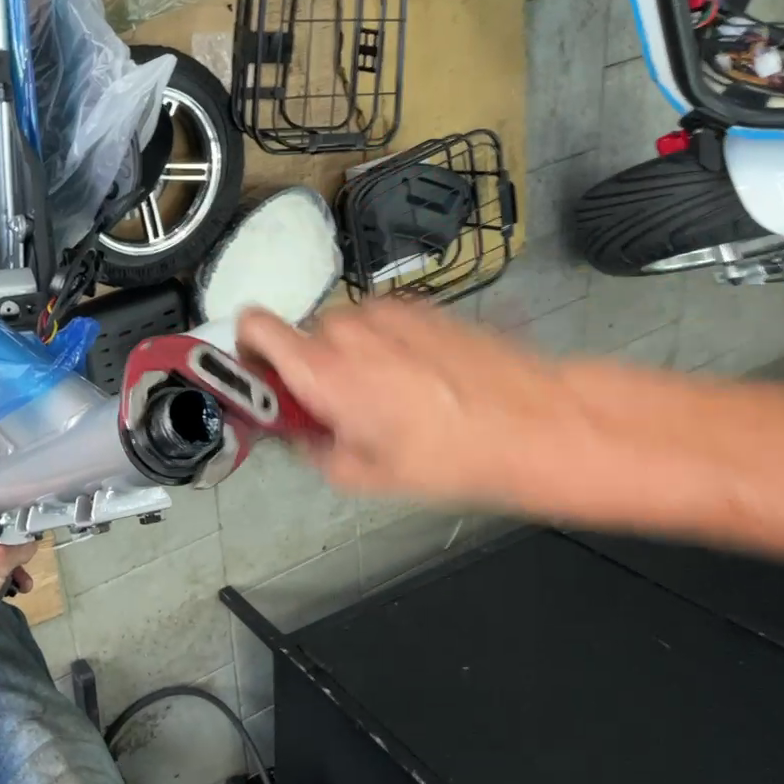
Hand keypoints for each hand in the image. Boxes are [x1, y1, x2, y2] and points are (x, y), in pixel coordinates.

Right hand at [237, 302, 584, 507]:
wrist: (536, 423)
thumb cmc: (455, 452)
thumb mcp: (362, 474)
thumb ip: (309, 447)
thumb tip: (296, 436)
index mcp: (321, 369)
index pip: (251, 326)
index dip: (247, 350)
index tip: (261, 377)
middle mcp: (346, 330)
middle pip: (300, 338)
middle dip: (309, 369)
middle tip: (337, 409)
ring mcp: (385, 314)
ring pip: (342, 332)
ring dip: (349, 358)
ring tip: (387, 399)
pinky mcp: (420, 308)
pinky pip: (380, 325)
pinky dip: (385, 347)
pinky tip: (417, 383)